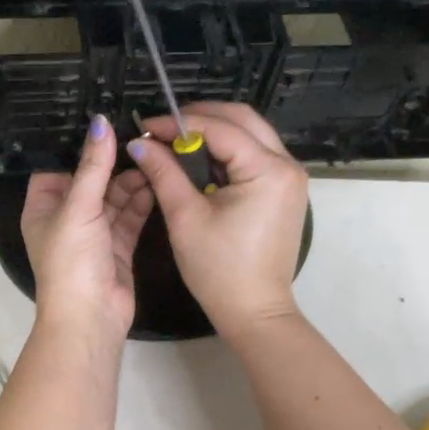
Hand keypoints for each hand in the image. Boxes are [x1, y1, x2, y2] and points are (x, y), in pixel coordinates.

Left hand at [21, 115, 154, 339]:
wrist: (90, 317)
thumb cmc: (71, 261)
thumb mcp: (79, 207)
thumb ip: (93, 165)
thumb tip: (101, 121)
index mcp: (42, 207)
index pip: (57, 167)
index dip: (77, 147)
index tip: (105, 120)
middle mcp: (66, 218)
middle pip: (91, 180)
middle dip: (113, 162)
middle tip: (141, 133)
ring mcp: (93, 233)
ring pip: (114, 198)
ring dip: (132, 180)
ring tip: (155, 155)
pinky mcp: (118, 247)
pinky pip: (130, 216)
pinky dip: (142, 201)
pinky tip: (159, 180)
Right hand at [127, 102, 308, 330]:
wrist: (254, 311)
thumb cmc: (219, 269)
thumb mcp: (185, 217)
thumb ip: (163, 173)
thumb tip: (138, 143)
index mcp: (268, 170)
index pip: (220, 128)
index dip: (179, 123)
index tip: (145, 127)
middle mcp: (287, 165)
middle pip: (243, 120)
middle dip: (200, 118)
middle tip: (162, 130)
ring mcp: (290, 178)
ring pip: (250, 135)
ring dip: (213, 132)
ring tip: (175, 143)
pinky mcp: (284, 191)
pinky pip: (255, 156)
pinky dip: (226, 152)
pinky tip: (198, 162)